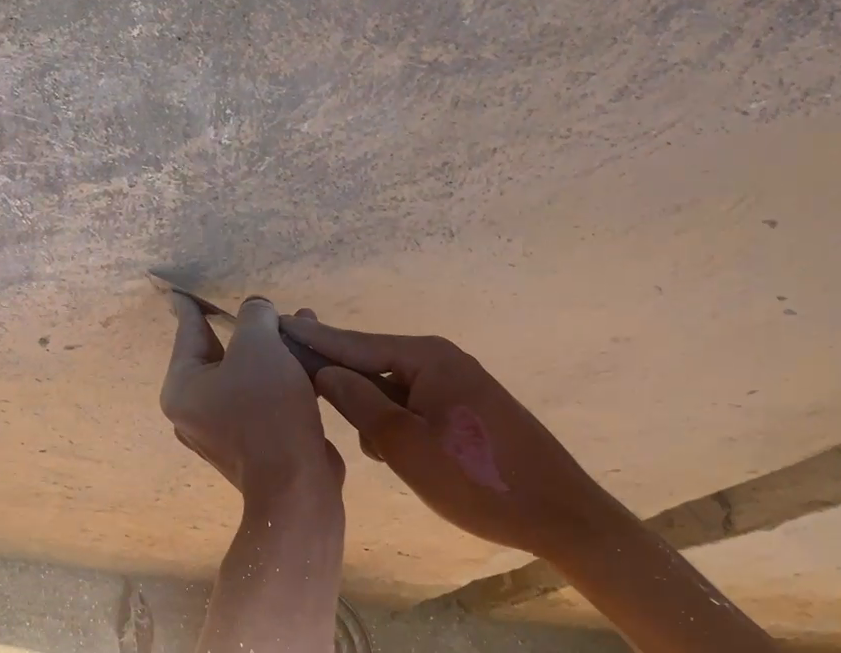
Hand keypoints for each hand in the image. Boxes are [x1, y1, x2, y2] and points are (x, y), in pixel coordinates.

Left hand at [161, 295, 343, 500]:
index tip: (182, 291)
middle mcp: (193, 410)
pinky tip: (310, 359)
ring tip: (301, 323)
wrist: (298, 490)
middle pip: (221, 353)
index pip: (188, 331)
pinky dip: (284, 377)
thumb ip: (254, 317)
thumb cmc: (268, 409)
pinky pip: (264, 399)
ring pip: (248, 375)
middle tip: (265, 306)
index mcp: (181, 387)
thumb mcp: (260, 346)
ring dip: (275, 350)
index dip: (192, 305)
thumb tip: (256, 309)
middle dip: (252, 328)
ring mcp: (222, 432)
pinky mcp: (254, 447)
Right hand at [278, 316, 628, 562]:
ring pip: (392, 386)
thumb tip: (324, 371)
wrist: (565, 518)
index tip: (275, 322)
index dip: (312, 337)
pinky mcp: (468, 409)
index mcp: (425, 357)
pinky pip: (414, 402)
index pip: (353, 342)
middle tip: (295, 376)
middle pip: (371, 360)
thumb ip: (358, 402)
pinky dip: (394, 419)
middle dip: (338, 374)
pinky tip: (388, 450)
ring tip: (356, 438)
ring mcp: (458, 383)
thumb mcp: (404, 444)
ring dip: (369, 407)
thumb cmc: (477, 479)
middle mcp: (440, 359)